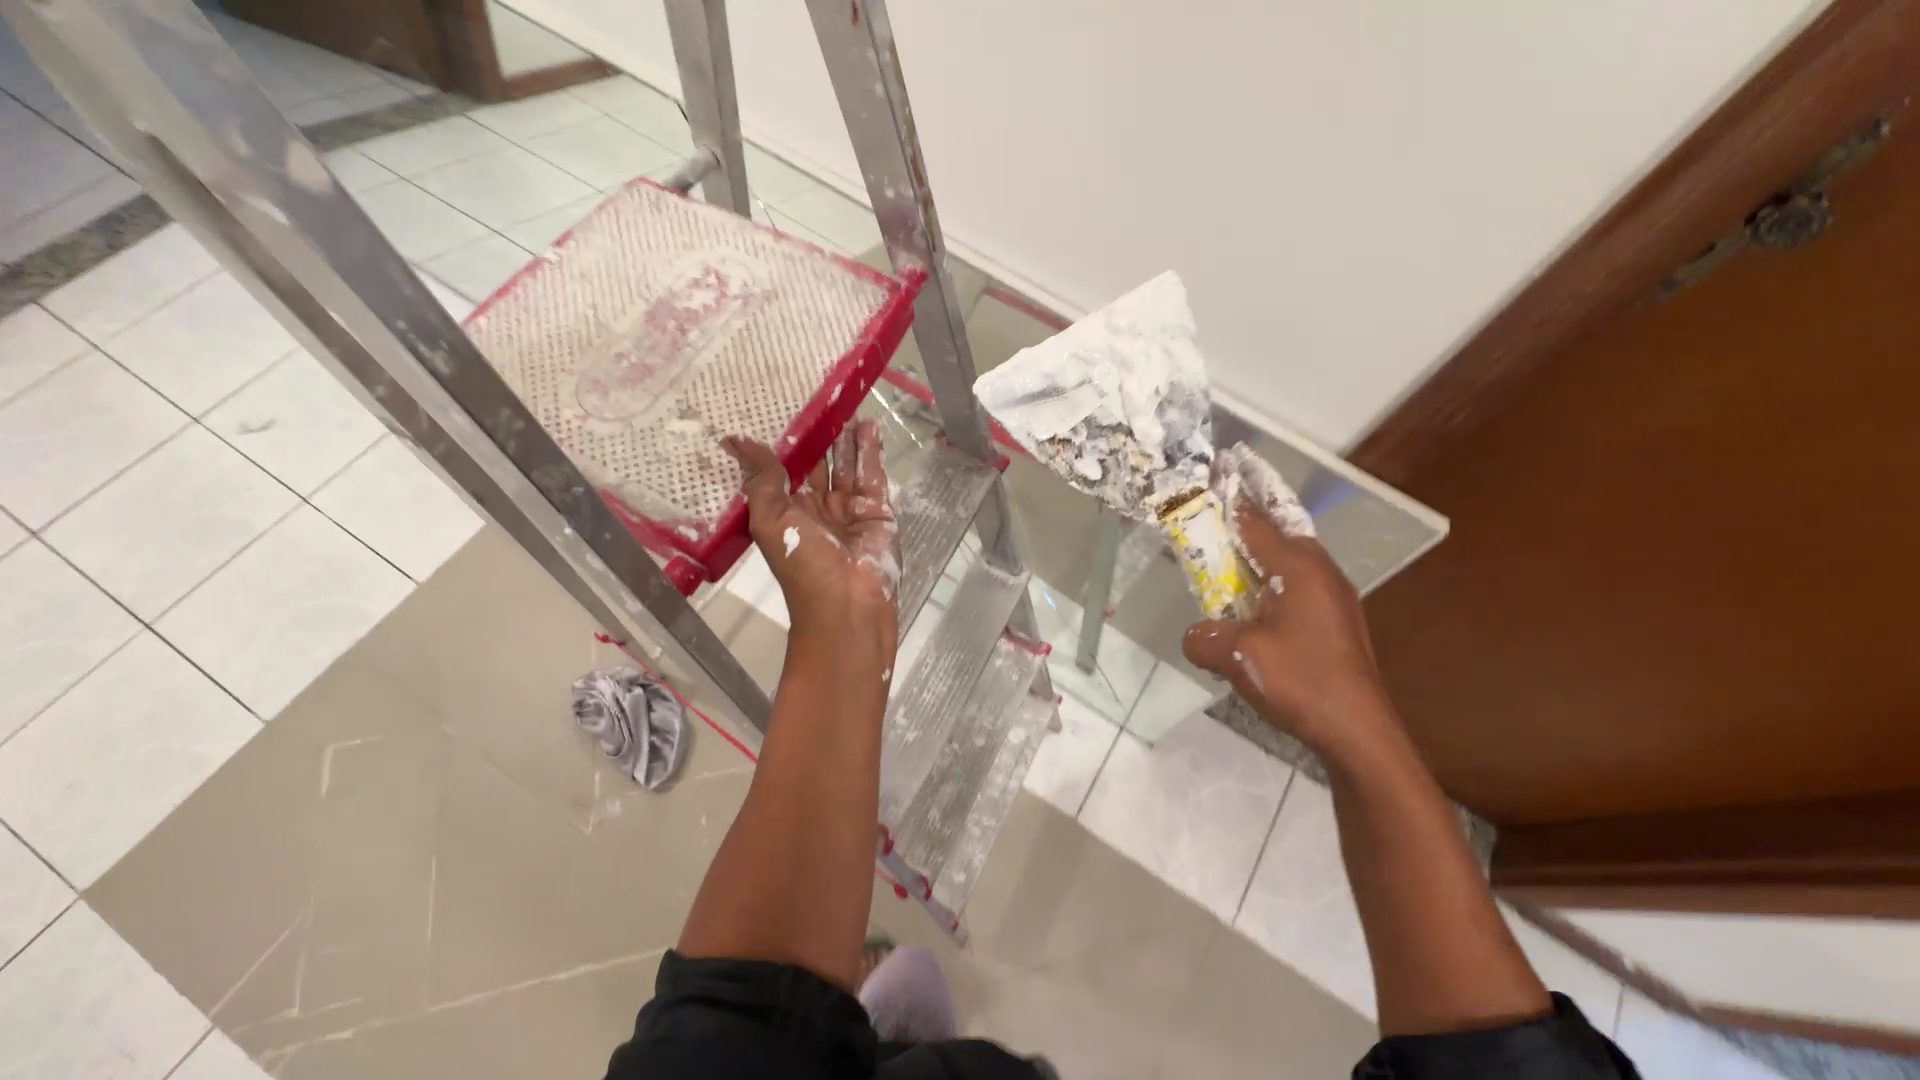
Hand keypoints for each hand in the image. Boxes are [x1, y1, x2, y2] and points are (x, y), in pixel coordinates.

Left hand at [723, 421, 899, 644]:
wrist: (848, 602)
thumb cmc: (802, 563)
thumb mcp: (770, 519)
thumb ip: (761, 479)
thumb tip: (736, 441)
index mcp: (786, 512)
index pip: (784, 470)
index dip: (783, 443)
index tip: (779, 408)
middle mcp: (817, 508)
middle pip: (818, 463)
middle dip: (818, 436)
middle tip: (819, 398)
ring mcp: (849, 508)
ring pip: (846, 465)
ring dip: (846, 438)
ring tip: (845, 404)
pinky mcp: (876, 509)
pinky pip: (872, 475)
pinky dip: (870, 451)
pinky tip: (868, 425)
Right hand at [1182, 494, 1395, 757]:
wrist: (1358, 731)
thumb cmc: (1301, 682)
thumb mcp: (1239, 657)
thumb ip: (1205, 638)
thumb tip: (1197, 636)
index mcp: (1300, 569)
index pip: (1256, 522)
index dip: (1230, 501)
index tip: (1212, 477)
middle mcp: (1322, 574)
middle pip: (1276, 538)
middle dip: (1244, 531)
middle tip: (1210, 531)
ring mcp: (1334, 600)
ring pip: (1288, 567)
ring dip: (1257, 566)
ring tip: (1226, 576)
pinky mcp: (1337, 625)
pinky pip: (1296, 592)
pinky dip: (1271, 592)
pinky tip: (1254, 616)